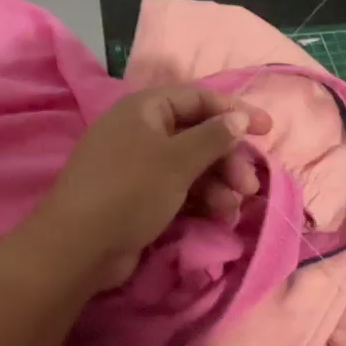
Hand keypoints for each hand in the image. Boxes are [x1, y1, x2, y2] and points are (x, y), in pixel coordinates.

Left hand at [24, 86, 272, 292]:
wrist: (78, 246)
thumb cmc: (130, 189)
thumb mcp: (177, 160)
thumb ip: (213, 137)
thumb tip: (239, 117)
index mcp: (145, 108)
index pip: (197, 98)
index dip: (234, 111)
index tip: (267, 129)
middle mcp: (141, 130)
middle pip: (197, 134)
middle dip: (227, 157)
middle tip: (250, 184)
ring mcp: (138, 165)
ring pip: (190, 164)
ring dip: (218, 182)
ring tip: (235, 205)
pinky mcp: (138, 196)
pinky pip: (178, 188)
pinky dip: (201, 198)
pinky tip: (220, 215)